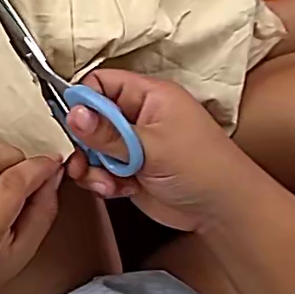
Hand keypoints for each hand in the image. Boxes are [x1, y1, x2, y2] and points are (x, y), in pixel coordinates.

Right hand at [63, 70, 270, 230]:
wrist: (220, 210)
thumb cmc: (202, 168)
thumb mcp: (150, 146)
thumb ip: (109, 132)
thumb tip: (74, 113)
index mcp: (149, 96)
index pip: (102, 83)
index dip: (84, 100)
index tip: (75, 123)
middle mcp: (139, 117)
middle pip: (92, 118)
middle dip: (85, 142)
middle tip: (86, 158)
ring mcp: (134, 145)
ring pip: (94, 149)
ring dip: (93, 167)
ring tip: (105, 179)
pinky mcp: (130, 170)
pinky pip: (101, 171)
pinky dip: (103, 182)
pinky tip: (117, 189)